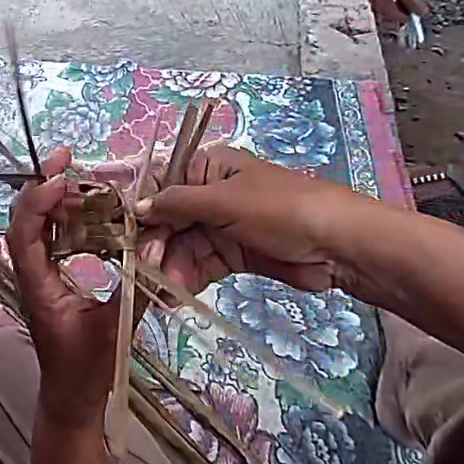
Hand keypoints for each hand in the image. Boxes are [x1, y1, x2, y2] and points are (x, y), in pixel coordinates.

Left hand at [6, 147, 122, 430]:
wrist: (71, 398)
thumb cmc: (87, 370)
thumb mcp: (115, 332)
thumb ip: (136, 292)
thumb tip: (159, 253)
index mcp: (39, 286)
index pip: (24, 235)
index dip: (37, 202)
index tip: (60, 177)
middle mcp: (32, 274)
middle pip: (24, 221)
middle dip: (41, 185)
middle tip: (66, 158)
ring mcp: (39, 274)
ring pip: (35, 225)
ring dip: (51, 197)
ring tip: (76, 173)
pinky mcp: (51, 276)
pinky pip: (50, 237)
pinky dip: (62, 215)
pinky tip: (83, 205)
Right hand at [135, 146, 377, 296]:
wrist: (337, 245)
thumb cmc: (279, 209)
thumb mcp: (224, 200)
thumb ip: (177, 203)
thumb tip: (137, 207)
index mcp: (207, 168)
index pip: (162, 185)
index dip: (143, 210)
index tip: (126, 235)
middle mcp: (209, 195)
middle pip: (168, 220)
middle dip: (156, 245)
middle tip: (146, 270)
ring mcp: (221, 226)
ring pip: (182, 246)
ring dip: (169, 267)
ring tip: (163, 289)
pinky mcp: (232, 255)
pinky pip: (200, 265)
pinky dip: (186, 279)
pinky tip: (175, 294)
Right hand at [366, 0, 427, 30]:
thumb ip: (413, 4)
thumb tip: (421, 13)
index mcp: (381, 6)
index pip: (396, 18)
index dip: (409, 18)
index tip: (419, 14)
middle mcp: (375, 2)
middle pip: (389, 14)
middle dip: (402, 13)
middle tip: (414, 10)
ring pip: (386, 6)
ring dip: (398, 6)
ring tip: (408, 1)